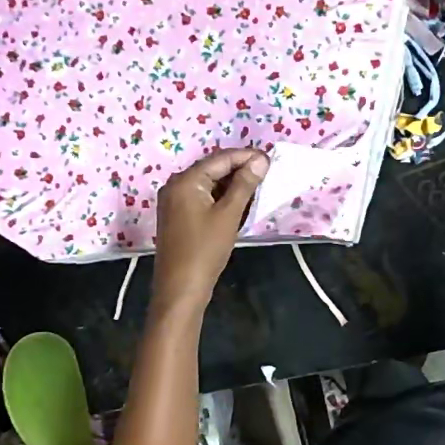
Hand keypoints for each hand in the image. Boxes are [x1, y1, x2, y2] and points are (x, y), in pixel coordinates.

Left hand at [152, 148, 268, 308]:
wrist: (180, 288)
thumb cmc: (205, 250)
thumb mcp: (228, 215)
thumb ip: (244, 185)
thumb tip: (260, 160)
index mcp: (186, 180)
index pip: (220, 158)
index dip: (246, 156)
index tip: (270, 160)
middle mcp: (176, 185)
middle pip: (212, 168)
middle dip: (239, 169)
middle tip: (267, 173)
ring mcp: (174, 201)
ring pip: (208, 183)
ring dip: (232, 184)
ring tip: (258, 186)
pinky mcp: (177, 215)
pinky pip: (202, 197)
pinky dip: (221, 197)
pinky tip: (239, 202)